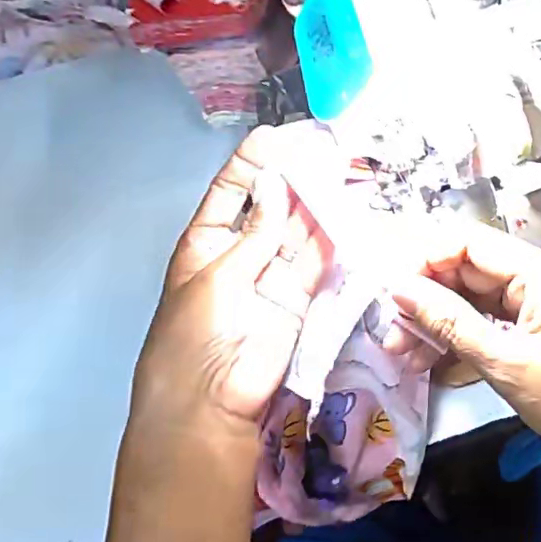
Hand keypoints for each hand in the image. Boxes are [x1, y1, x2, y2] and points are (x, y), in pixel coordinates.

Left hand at [130, 129, 325, 465]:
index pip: (232, 192)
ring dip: (317, 205)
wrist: (211, 405)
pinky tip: (345, 212)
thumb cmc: (195, 336)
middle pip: (272, 208)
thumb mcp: (217, 278)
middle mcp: (242, 254)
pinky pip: (316, 262)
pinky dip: (330, 239)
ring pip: (299, 232)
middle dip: (294, 180)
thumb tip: (278, 188)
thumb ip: (256, 235)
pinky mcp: (300, 298)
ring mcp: (273, 276)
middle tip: (323, 148)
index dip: (252, 164)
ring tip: (340, 170)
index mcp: (207, 243)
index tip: (276, 136)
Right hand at [388, 220, 540, 472]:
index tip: (394, 292)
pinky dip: (461, 338)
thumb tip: (398, 289)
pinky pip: (489, 321)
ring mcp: (539, 303)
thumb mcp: (501, 360)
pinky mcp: (536, 327)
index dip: (427, 262)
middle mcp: (540, 277)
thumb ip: (448, 320)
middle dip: (428, 300)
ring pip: (474, 300)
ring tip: (403, 354)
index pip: (470, 244)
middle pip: (469, 272)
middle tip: (392, 333)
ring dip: (439, 324)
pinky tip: (430, 361)